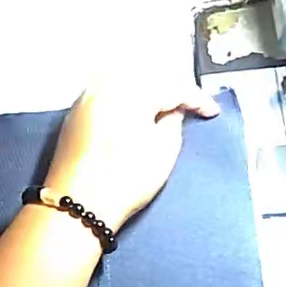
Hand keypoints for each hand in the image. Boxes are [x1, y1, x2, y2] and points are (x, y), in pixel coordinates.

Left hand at [42, 83, 219, 229]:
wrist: (77, 206)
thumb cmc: (126, 179)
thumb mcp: (164, 151)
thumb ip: (174, 122)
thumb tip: (172, 111)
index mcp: (130, 90)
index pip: (171, 87)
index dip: (196, 99)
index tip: (211, 112)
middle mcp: (104, 86)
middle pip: (146, 80)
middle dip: (169, 92)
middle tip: (189, 107)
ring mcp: (85, 100)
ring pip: (124, 87)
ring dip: (146, 96)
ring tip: (163, 113)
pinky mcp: (74, 118)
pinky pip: (107, 99)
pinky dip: (126, 104)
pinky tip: (135, 119)